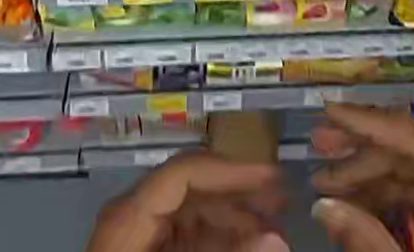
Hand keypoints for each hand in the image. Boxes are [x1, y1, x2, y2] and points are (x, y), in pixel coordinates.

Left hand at [88, 151, 288, 251]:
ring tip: (274, 234)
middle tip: (284, 204)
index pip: (185, 173)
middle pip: (191, 192)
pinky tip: (248, 250)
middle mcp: (132, 219)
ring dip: (233, 223)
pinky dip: (218, 246)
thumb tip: (276, 240)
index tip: (273, 177)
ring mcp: (138, 241)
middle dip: (238, 197)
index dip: (230, 170)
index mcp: (129, 217)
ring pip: (193, 217)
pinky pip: (187, 241)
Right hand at [309, 104, 413, 251]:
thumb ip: (371, 245)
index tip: (326, 111)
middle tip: (315, 145)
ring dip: (369, 174)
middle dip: (361, 148)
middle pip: (411, 153)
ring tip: (326, 182)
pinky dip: (388, 197)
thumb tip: (323, 205)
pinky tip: (358, 205)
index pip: (413, 140)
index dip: (367, 122)